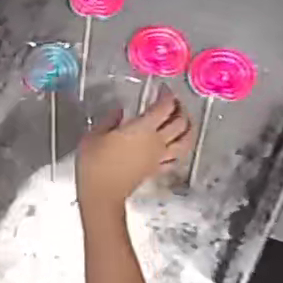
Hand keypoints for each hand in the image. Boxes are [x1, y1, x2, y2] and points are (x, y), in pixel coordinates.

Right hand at [75, 95, 190, 213]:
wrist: (101, 193)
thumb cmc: (94, 163)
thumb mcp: (93, 136)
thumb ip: (109, 121)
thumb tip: (119, 111)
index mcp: (142, 128)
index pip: (164, 107)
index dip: (167, 95)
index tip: (162, 89)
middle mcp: (157, 141)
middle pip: (180, 121)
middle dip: (180, 108)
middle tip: (174, 102)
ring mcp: (159, 156)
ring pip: (185, 140)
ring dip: (188, 128)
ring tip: (185, 121)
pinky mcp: (156, 169)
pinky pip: (175, 158)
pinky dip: (178, 149)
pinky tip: (174, 146)